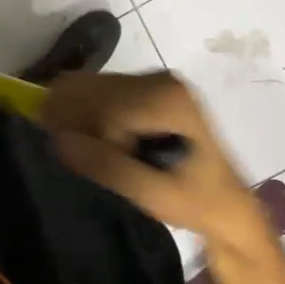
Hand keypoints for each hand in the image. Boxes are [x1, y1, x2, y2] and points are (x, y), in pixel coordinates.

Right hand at [42, 71, 255, 235]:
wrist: (226, 204)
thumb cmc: (193, 202)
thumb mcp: (150, 194)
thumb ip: (106, 165)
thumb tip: (58, 139)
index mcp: (165, 99)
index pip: (98, 105)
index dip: (79, 134)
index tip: (72, 161)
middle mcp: (158, 79)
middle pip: (87, 87)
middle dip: (73, 121)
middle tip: (77, 158)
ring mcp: (152, 81)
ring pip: (86, 88)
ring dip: (79, 119)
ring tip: (96, 153)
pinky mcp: (145, 88)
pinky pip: (95, 93)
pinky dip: (87, 116)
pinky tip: (102, 142)